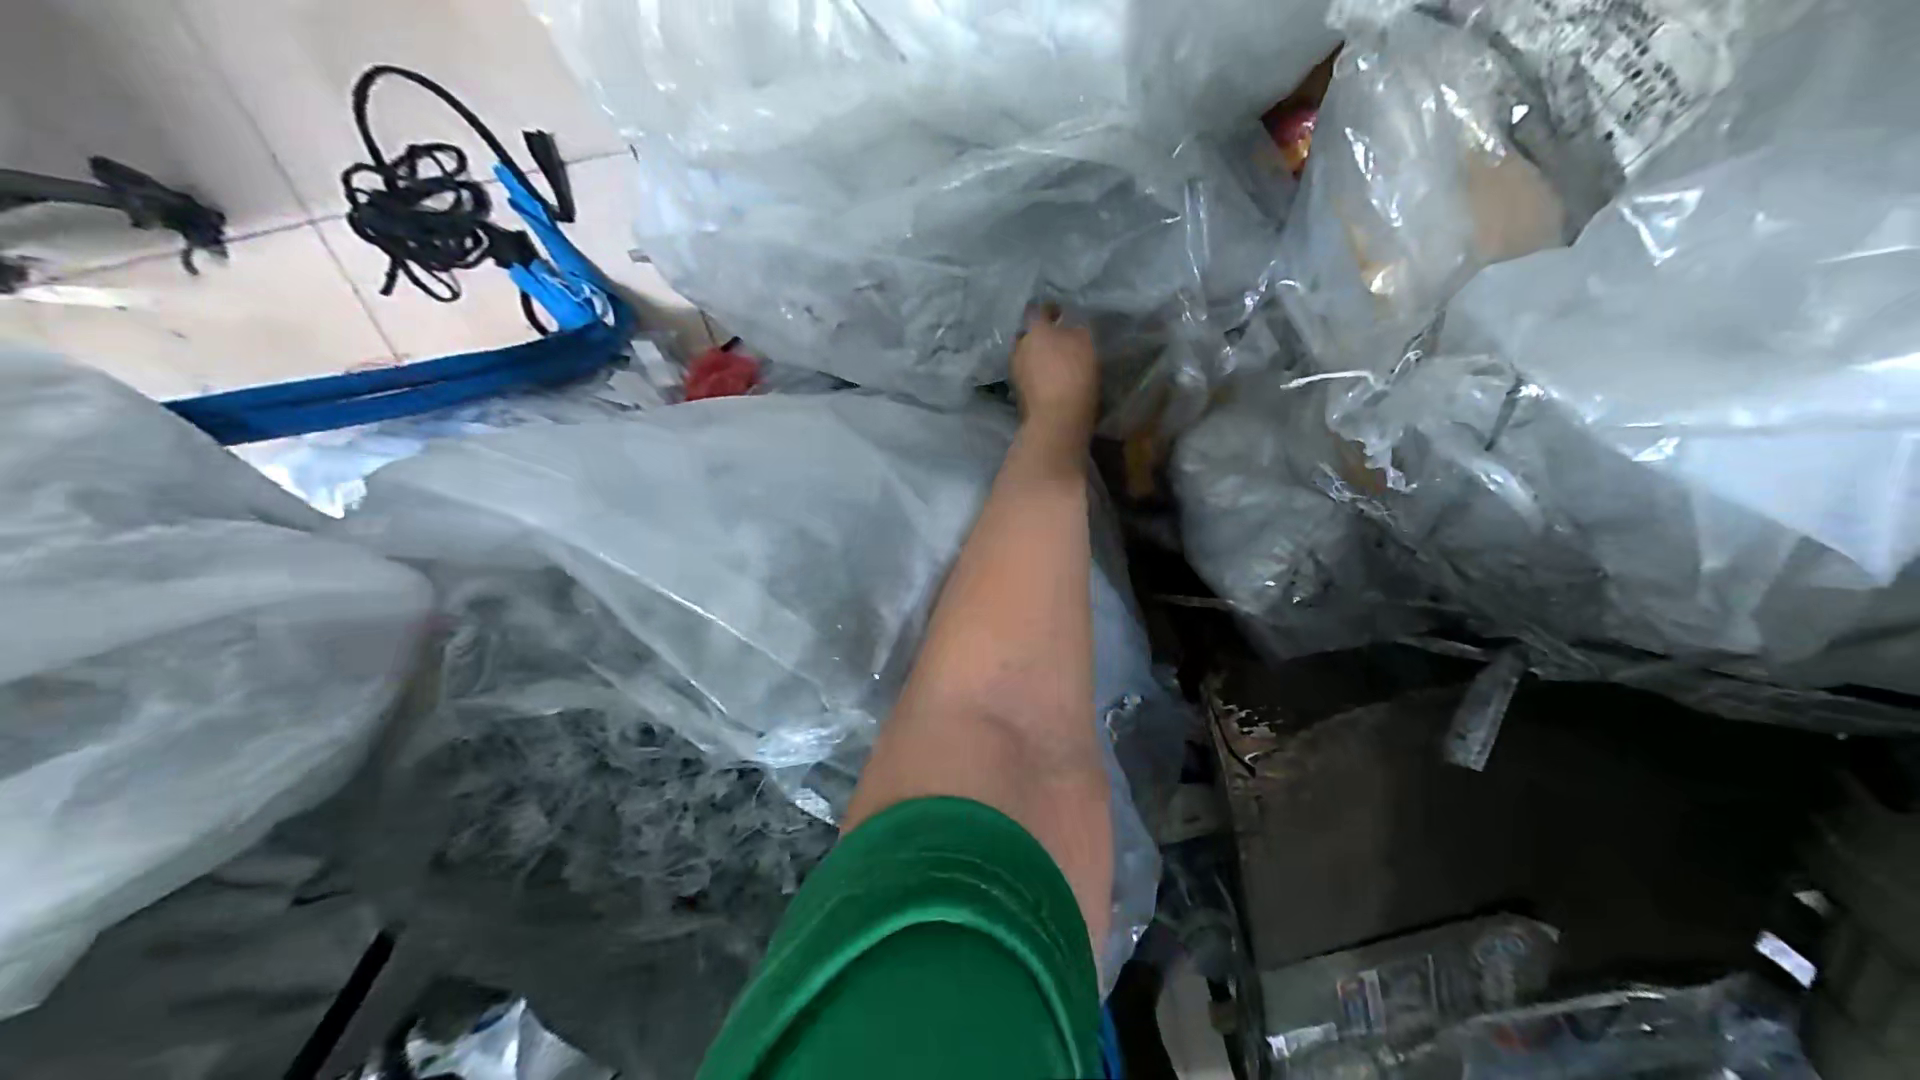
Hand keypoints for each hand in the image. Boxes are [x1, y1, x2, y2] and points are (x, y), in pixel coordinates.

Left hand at [1011, 306, 1099, 440]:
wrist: (1057, 418)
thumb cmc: (1074, 373)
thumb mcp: (1085, 343)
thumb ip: (1074, 330)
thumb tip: (1068, 326)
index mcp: (1035, 330)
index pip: (1035, 310)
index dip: (1048, 309)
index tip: (1059, 312)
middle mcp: (1019, 348)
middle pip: (1025, 335)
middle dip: (1036, 335)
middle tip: (1053, 339)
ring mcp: (1015, 372)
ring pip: (1023, 357)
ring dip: (1034, 356)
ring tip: (1051, 362)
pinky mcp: (1017, 394)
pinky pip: (1025, 376)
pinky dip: (1034, 375)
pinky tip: (1047, 380)